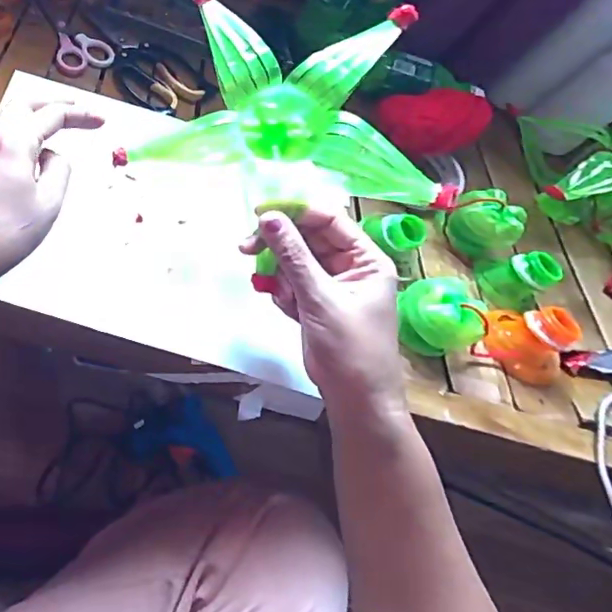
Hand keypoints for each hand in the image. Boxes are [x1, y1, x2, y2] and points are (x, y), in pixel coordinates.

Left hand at [0, 98, 104, 293]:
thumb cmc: (5, 234)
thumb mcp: (48, 203)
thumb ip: (59, 170)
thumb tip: (52, 157)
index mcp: (13, 141)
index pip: (51, 114)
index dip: (80, 115)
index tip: (101, 121)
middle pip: (24, 106)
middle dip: (53, 105)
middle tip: (77, 112)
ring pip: (8, 119)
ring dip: (34, 118)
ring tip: (57, 127)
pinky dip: (20, 134)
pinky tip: (32, 153)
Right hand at [243, 206, 406, 421]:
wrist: (356, 398)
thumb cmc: (350, 348)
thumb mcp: (319, 298)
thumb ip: (292, 256)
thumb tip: (268, 218)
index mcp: (365, 259)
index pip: (327, 220)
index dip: (294, 213)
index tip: (259, 214)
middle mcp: (349, 266)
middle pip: (305, 238)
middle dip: (276, 245)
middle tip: (245, 249)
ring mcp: (330, 284)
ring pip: (292, 259)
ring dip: (276, 271)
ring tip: (272, 291)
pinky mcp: (313, 300)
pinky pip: (288, 280)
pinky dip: (279, 289)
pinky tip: (282, 305)